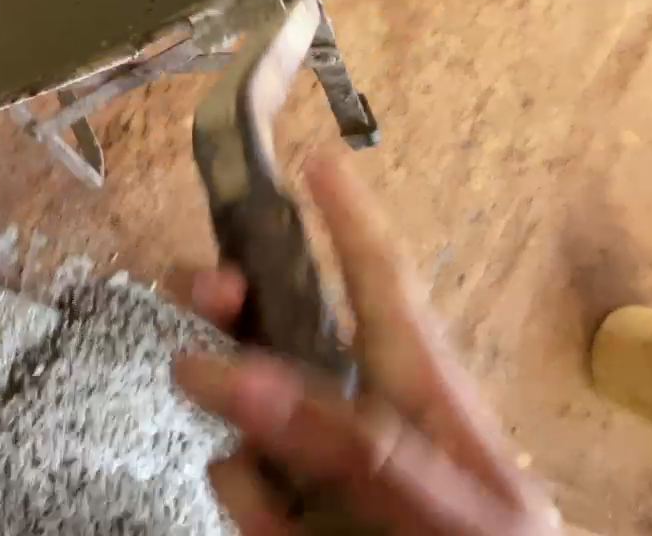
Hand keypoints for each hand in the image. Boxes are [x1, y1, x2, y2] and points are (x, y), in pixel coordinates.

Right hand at [171, 154, 562, 535]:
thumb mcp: (447, 513)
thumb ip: (347, 440)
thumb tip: (227, 369)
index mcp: (421, 390)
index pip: (379, 283)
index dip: (346, 216)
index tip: (314, 154)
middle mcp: (355, 405)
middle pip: (270, 314)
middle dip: (224, 292)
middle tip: (204, 292)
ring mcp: (312, 452)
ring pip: (235, 394)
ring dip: (240, 433)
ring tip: (274, 498)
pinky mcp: (282, 497)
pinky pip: (233, 471)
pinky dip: (251, 504)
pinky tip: (286, 532)